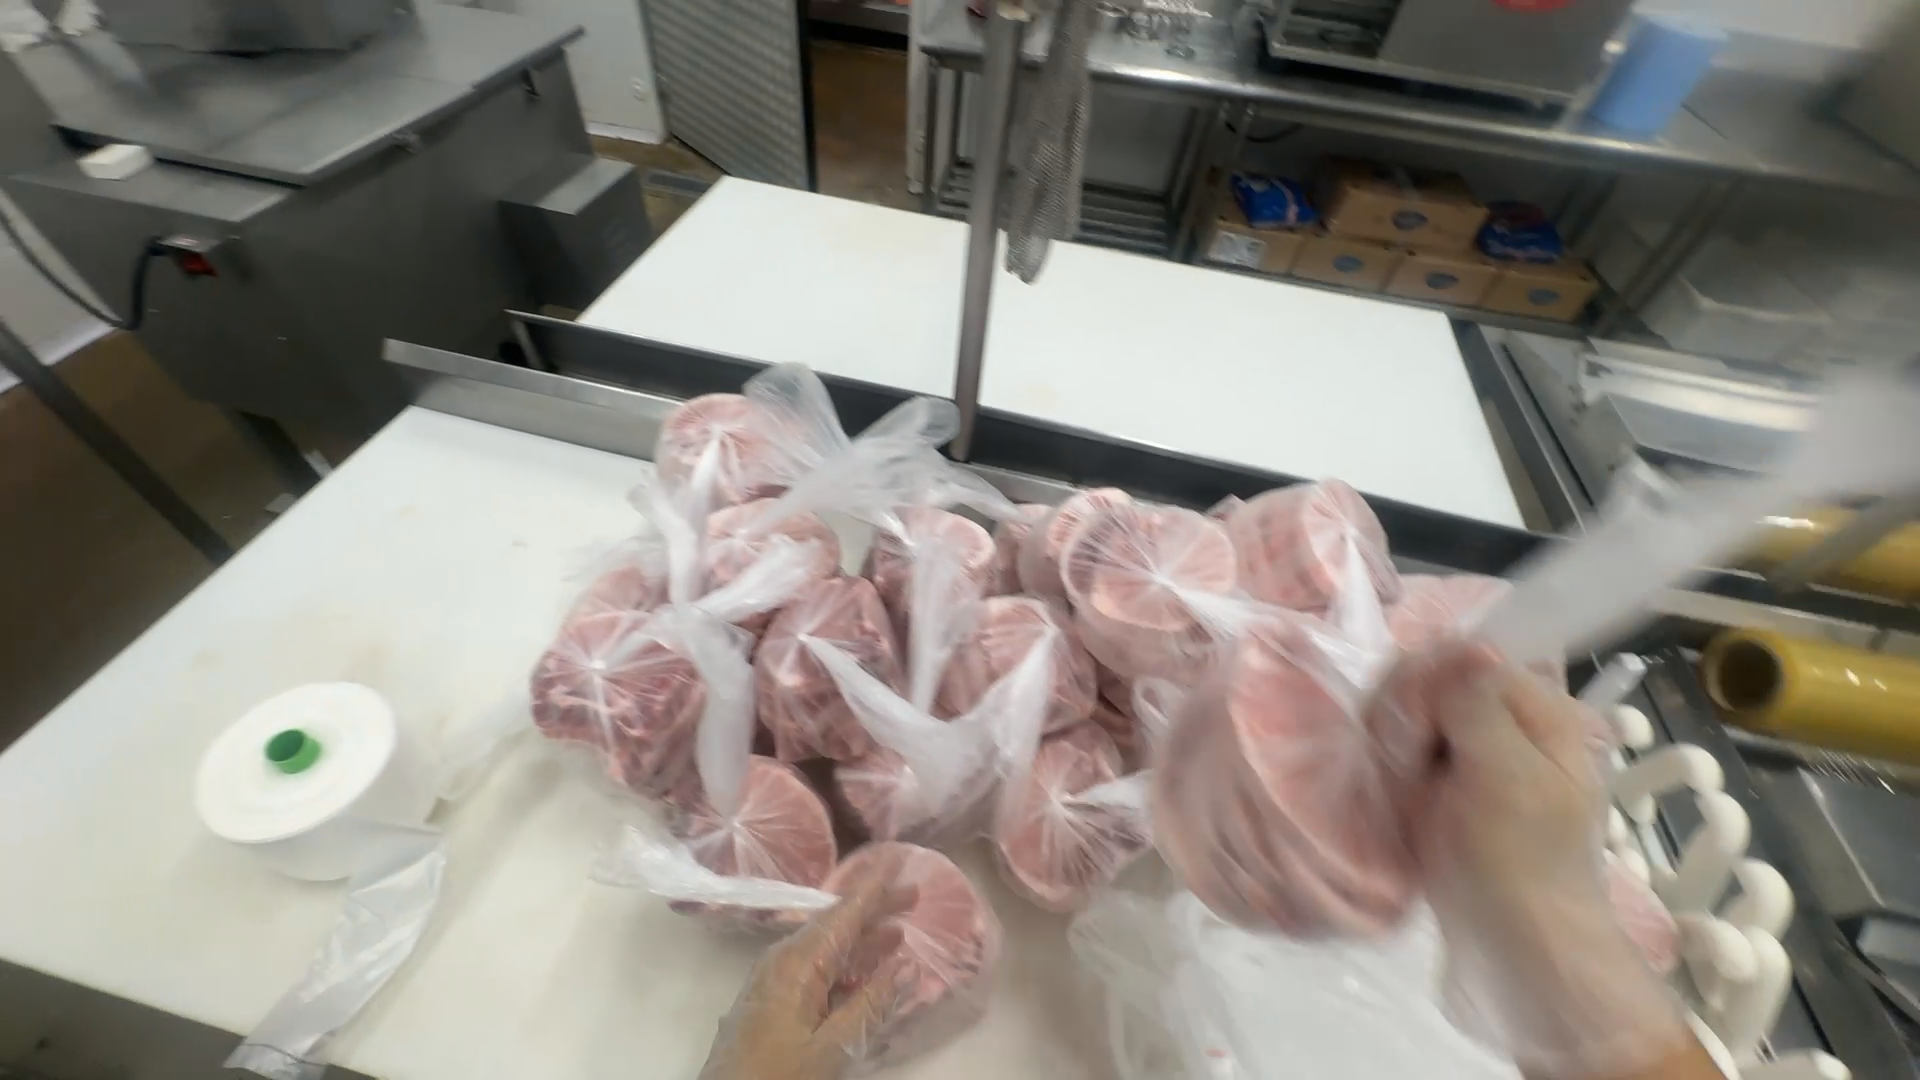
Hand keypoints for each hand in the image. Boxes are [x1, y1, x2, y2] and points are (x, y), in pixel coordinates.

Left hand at [699, 864, 917, 1079]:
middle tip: (915, 898)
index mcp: (799, 960)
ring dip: (861, 938)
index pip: (846, 911)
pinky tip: (862, 973)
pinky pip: (813, 965)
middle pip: (837, 922)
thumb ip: (870, 1005)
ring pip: (826, 944)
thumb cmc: (776, 1077)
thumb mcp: (830, 1049)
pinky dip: (843, 962)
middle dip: (875, 909)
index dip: (876, 886)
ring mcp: (773, 976)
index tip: (900, 858)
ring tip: (897, 934)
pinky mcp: (769, 997)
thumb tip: (906, 965)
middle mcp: (784, 957)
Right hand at [1416, 649, 1686, 1077]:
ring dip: (1391, 734)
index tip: (1420, 734)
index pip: (1460, 655)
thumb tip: (1469, 643)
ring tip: (1405, 777)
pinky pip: (1394, 729)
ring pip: (1402, 698)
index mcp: (1537, 707)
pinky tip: (1395, 778)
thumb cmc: (1520, 857)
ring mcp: (1466, 737)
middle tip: (1412, 762)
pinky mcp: (1436, 762)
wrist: (1511, 932)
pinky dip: (1385, 750)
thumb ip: (1483, 707)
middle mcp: (1501, 711)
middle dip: (1406, 711)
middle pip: (1426, 671)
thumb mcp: (1510, 778)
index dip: (1430, 685)